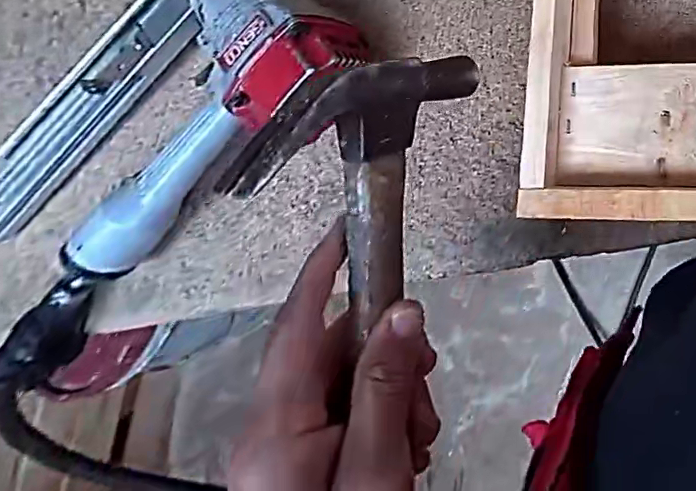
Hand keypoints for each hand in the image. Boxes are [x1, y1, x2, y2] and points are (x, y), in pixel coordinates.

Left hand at [229, 221, 441, 489]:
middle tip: (428, 378)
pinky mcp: (294, 468)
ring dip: (391, 388)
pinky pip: (340, 413)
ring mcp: (279, 453)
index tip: (346, 230)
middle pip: (332, 353)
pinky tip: (402, 443)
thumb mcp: (375, 468)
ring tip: (417, 431)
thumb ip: (387, 387)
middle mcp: (267, 434)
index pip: (298, 325)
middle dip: (389, 350)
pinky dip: (379, 413)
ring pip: (343, 382)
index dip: (321, 270)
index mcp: (275, 430)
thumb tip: (404, 310)